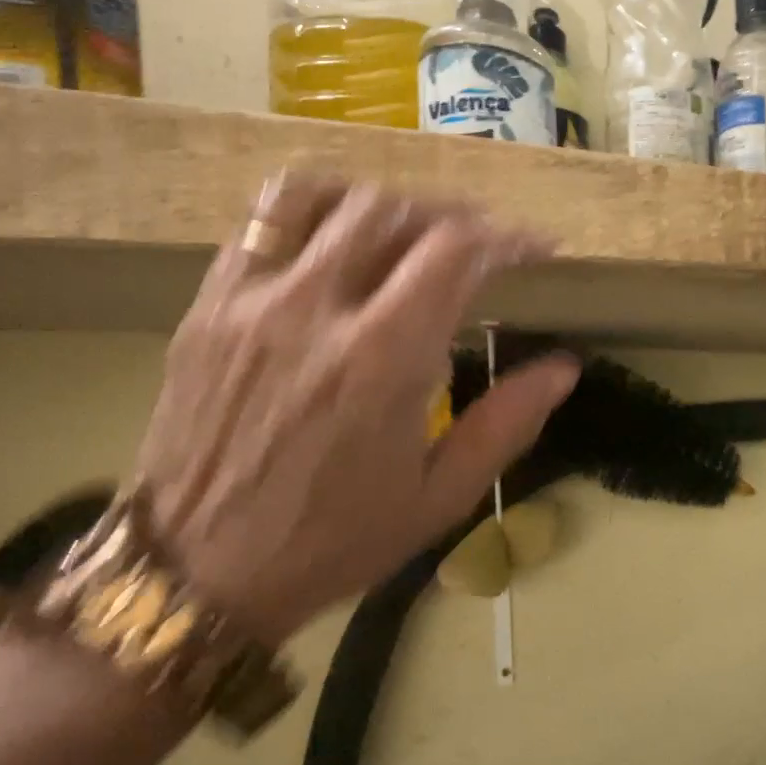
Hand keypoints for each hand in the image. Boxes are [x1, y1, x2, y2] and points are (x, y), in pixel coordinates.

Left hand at [133, 175, 579, 642]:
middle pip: (397, 212)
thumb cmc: (339, 540)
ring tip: (416, 234)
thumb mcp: (443, 495)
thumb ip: (506, 422)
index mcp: (383, 360)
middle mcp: (315, 309)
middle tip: (485, 246)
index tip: (538, 250)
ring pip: (327, 198)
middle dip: (456, 218)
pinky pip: (264, 220)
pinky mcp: (209, 303)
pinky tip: (344, 242)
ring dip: (388, 204)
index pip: (457, 253)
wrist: (202, 567)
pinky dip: (319, 210)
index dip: (508, 238)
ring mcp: (251, 298)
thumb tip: (564, 368)